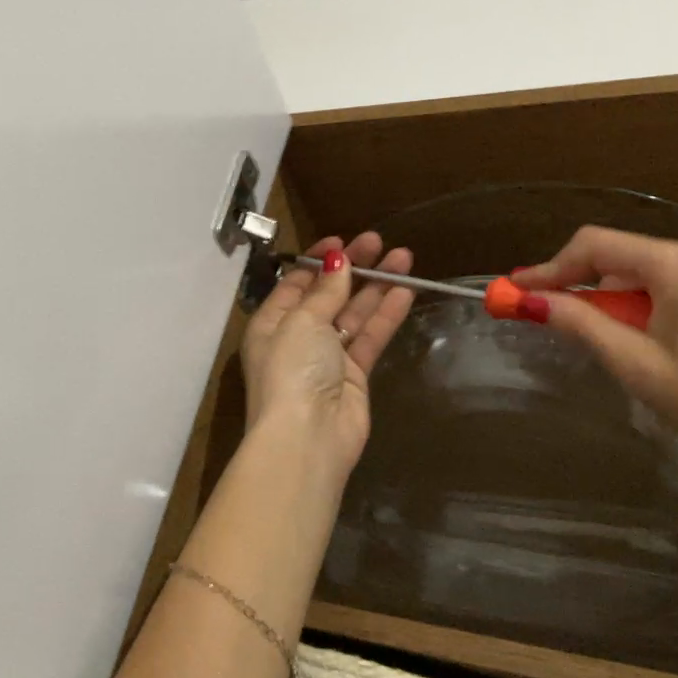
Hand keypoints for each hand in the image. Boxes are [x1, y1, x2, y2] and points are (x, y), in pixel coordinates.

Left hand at [240, 233, 414, 476]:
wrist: (307, 437)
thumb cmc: (292, 370)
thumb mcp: (302, 321)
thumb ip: (325, 290)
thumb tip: (338, 260)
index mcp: (271, 323)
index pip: (296, 283)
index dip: (320, 260)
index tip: (344, 239)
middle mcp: (297, 338)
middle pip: (329, 295)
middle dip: (354, 268)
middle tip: (381, 242)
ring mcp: (327, 358)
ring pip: (354, 314)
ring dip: (377, 286)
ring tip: (405, 258)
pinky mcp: (354, 376)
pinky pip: (370, 337)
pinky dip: (386, 314)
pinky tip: (406, 290)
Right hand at [513, 226, 677, 470]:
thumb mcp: (638, 364)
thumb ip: (582, 324)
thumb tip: (531, 303)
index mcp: (675, 263)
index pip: (594, 245)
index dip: (548, 269)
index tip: (515, 294)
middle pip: (621, 257)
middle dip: (578, 284)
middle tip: (546, 318)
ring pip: (648, 276)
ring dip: (612, 300)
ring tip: (597, 341)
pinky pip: (676, 290)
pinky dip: (645, 308)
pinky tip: (645, 345)